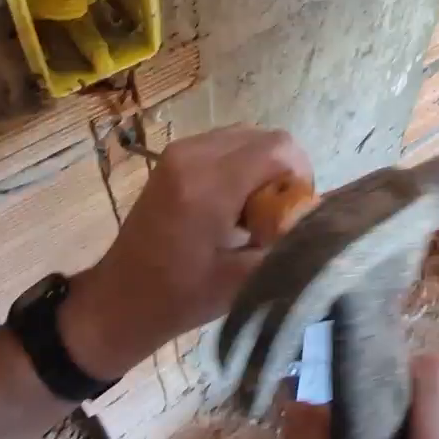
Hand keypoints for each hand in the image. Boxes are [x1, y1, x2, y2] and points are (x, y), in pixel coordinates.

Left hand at [59, 126, 312, 380]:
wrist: (115, 302)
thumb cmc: (179, 298)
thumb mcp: (243, 281)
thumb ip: (287, 246)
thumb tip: (323, 219)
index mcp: (209, 185)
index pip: (279, 148)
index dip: (300, 174)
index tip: (295, 210)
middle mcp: (194, 156)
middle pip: (267, 138)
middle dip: (284, 170)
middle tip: (277, 213)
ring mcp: (180, 151)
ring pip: (249, 136)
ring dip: (263, 165)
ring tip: (255, 207)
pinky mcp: (174, 155)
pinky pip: (227, 142)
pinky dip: (243, 163)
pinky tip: (234, 200)